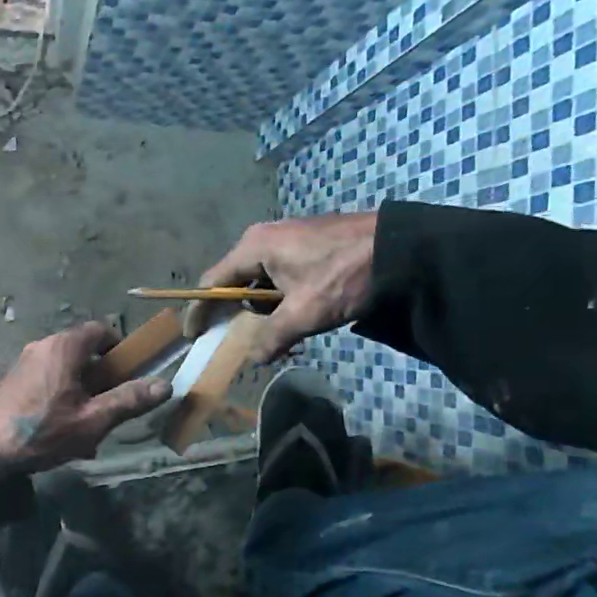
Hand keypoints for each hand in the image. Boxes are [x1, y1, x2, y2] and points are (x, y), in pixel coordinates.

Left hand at [0, 322, 171, 469]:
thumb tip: (165, 384)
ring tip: (89, 425)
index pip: (99, 330)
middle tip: (112, 404)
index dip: (119, 346)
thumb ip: (129, 400)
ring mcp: (23, 362)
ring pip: (65, 368)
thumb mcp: (93, 420)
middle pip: (82, 350)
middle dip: (102, 376)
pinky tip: (64, 430)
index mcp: (63, 347)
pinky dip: (61, 396)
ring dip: (82, 391)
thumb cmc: (45, 431)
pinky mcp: (12, 381)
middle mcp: (42, 346)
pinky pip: (46, 379)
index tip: (130, 370)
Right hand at [200, 212, 377, 361]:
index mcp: (254, 247)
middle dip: (236, 315)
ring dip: (263, 311)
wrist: (403, 247)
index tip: (193, 336)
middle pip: (235, 282)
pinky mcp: (308, 244)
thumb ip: (273, 336)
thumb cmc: (344, 276)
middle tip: (237, 343)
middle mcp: (264, 238)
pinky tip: (296, 319)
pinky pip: (280, 275)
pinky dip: (281, 299)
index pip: (212, 283)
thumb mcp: (306, 313)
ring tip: (276, 337)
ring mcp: (287, 239)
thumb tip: (255, 358)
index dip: (200, 311)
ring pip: (260, 281)